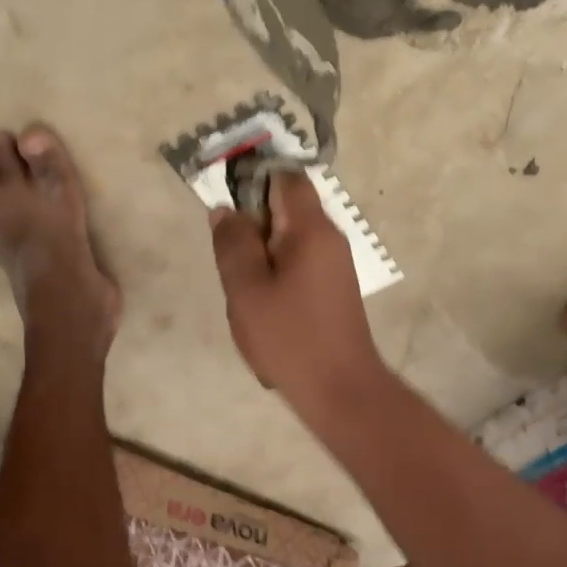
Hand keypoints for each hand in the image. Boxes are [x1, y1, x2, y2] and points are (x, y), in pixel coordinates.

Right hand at [209, 169, 383, 401]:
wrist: (341, 390)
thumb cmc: (290, 337)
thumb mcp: (246, 289)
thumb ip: (232, 244)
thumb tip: (225, 209)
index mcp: (311, 228)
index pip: (286, 176)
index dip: (253, 179)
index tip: (227, 204)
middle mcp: (330, 236)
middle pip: (286, 207)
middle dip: (253, 224)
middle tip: (230, 259)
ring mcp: (335, 263)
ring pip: (289, 237)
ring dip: (261, 253)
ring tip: (244, 289)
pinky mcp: (334, 286)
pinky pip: (299, 261)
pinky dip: (276, 272)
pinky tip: (263, 306)